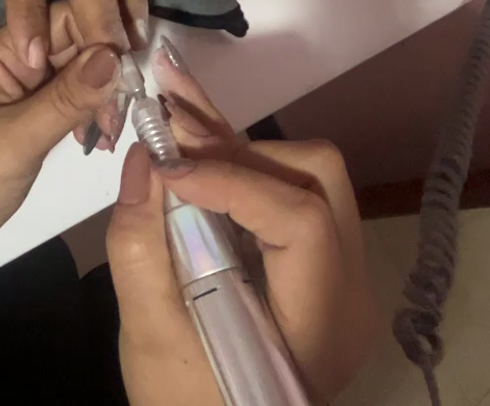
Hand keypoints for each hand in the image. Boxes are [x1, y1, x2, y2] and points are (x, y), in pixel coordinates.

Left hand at [0, 4, 120, 277]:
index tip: (142, 65)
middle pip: (74, 44)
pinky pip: (64, 104)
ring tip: (120, 130)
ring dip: (100, 96)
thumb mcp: (18, 137)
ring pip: (74, 76)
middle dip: (109, 69)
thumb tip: (117, 53)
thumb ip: (68, 96)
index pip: (65, 17)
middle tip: (139, 107)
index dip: (105, 32)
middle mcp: (14, 61)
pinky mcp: (23, 121)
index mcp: (5, 49)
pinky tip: (101, 139)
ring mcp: (19, 92)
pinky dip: (86, 116)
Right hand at [106, 46, 377, 403]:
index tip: (163, 169)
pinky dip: (228, 153)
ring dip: (228, 142)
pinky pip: (277, 182)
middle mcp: (348, 281)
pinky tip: (183, 117)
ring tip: (168, 112)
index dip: (230, 181)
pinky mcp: (307, 250)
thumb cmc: (188, 404)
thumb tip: (142, 155)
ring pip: (296, 167)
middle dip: (235, 151)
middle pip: (313, 176)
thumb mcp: (151, 338)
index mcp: (324, 318)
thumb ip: (140, 248)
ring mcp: (335, 262)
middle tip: (167, 136)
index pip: (300, 219)